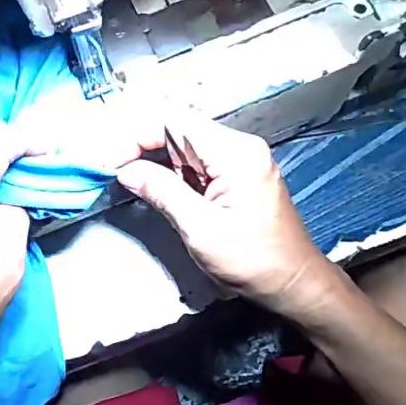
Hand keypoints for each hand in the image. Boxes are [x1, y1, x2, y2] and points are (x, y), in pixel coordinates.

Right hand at [115, 115, 338, 318]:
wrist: (293, 282)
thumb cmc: (253, 261)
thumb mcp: (200, 229)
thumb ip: (162, 193)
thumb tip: (127, 171)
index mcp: (235, 153)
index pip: (176, 122)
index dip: (137, 136)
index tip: (113, 162)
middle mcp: (239, 147)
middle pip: (179, 129)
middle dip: (143, 147)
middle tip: (115, 171)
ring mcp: (239, 160)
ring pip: (185, 146)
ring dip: (156, 161)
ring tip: (130, 180)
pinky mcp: (236, 175)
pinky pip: (197, 163)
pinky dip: (173, 173)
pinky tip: (156, 187)